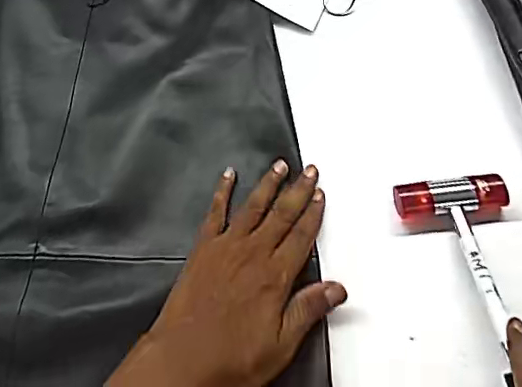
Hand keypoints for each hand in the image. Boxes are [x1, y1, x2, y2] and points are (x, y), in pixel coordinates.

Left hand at [107, 161, 344, 386]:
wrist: (184, 358)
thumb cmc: (231, 358)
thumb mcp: (280, 345)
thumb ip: (308, 310)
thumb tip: (337, 289)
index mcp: (274, 276)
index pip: (301, 237)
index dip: (313, 214)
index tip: (320, 195)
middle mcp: (252, 253)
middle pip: (281, 214)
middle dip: (298, 190)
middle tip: (309, 170)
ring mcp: (226, 246)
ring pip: (253, 205)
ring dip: (268, 183)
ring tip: (280, 165)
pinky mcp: (204, 247)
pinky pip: (216, 211)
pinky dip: (223, 190)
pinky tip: (229, 175)